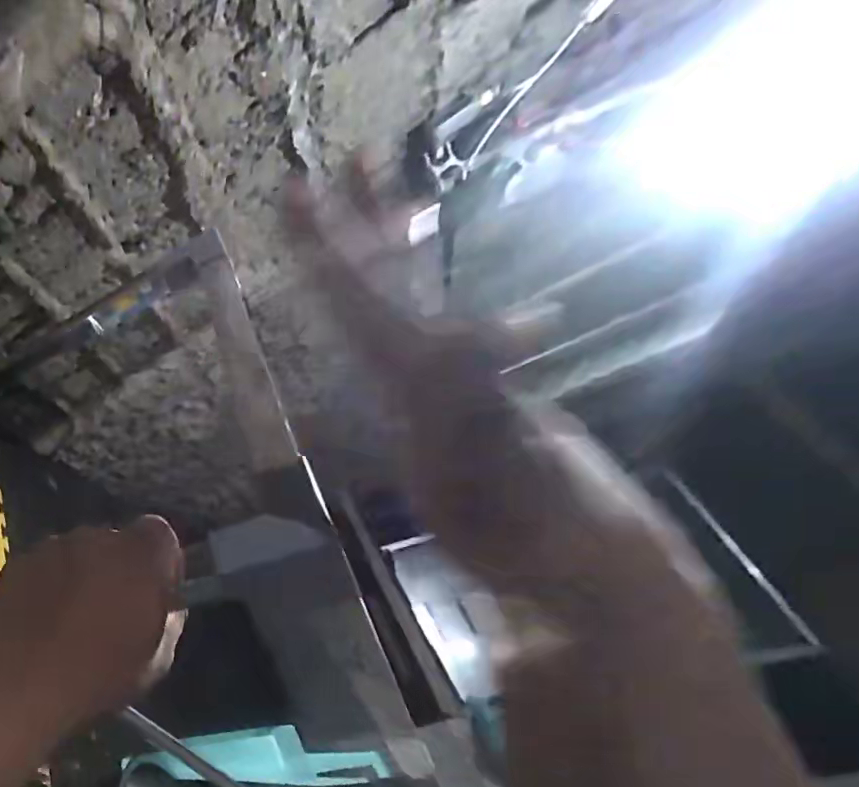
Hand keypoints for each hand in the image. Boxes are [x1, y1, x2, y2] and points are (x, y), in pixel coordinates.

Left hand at [0, 517, 185, 728]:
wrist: (21, 683)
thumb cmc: (99, 674)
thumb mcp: (157, 657)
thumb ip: (167, 615)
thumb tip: (160, 601)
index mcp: (137, 554)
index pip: (158, 533)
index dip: (159, 561)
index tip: (153, 591)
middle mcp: (93, 537)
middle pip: (113, 542)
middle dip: (116, 567)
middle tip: (110, 609)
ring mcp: (49, 546)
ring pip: (75, 553)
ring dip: (78, 574)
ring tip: (69, 618)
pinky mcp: (16, 562)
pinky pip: (43, 566)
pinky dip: (46, 583)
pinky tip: (39, 618)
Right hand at [283, 164, 720, 628]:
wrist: (562, 551)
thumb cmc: (521, 511)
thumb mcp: (498, 452)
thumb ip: (482, 393)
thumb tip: (481, 330)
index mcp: (427, 361)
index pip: (364, 291)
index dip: (326, 242)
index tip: (295, 190)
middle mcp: (434, 357)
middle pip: (388, 278)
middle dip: (362, 220)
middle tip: (344, 162)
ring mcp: (435, 382)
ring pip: (398, 306)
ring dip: (378, 256)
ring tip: (370, 213)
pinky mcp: (432, 409)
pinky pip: (393, 350)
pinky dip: (377, 320)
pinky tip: (370, 320)